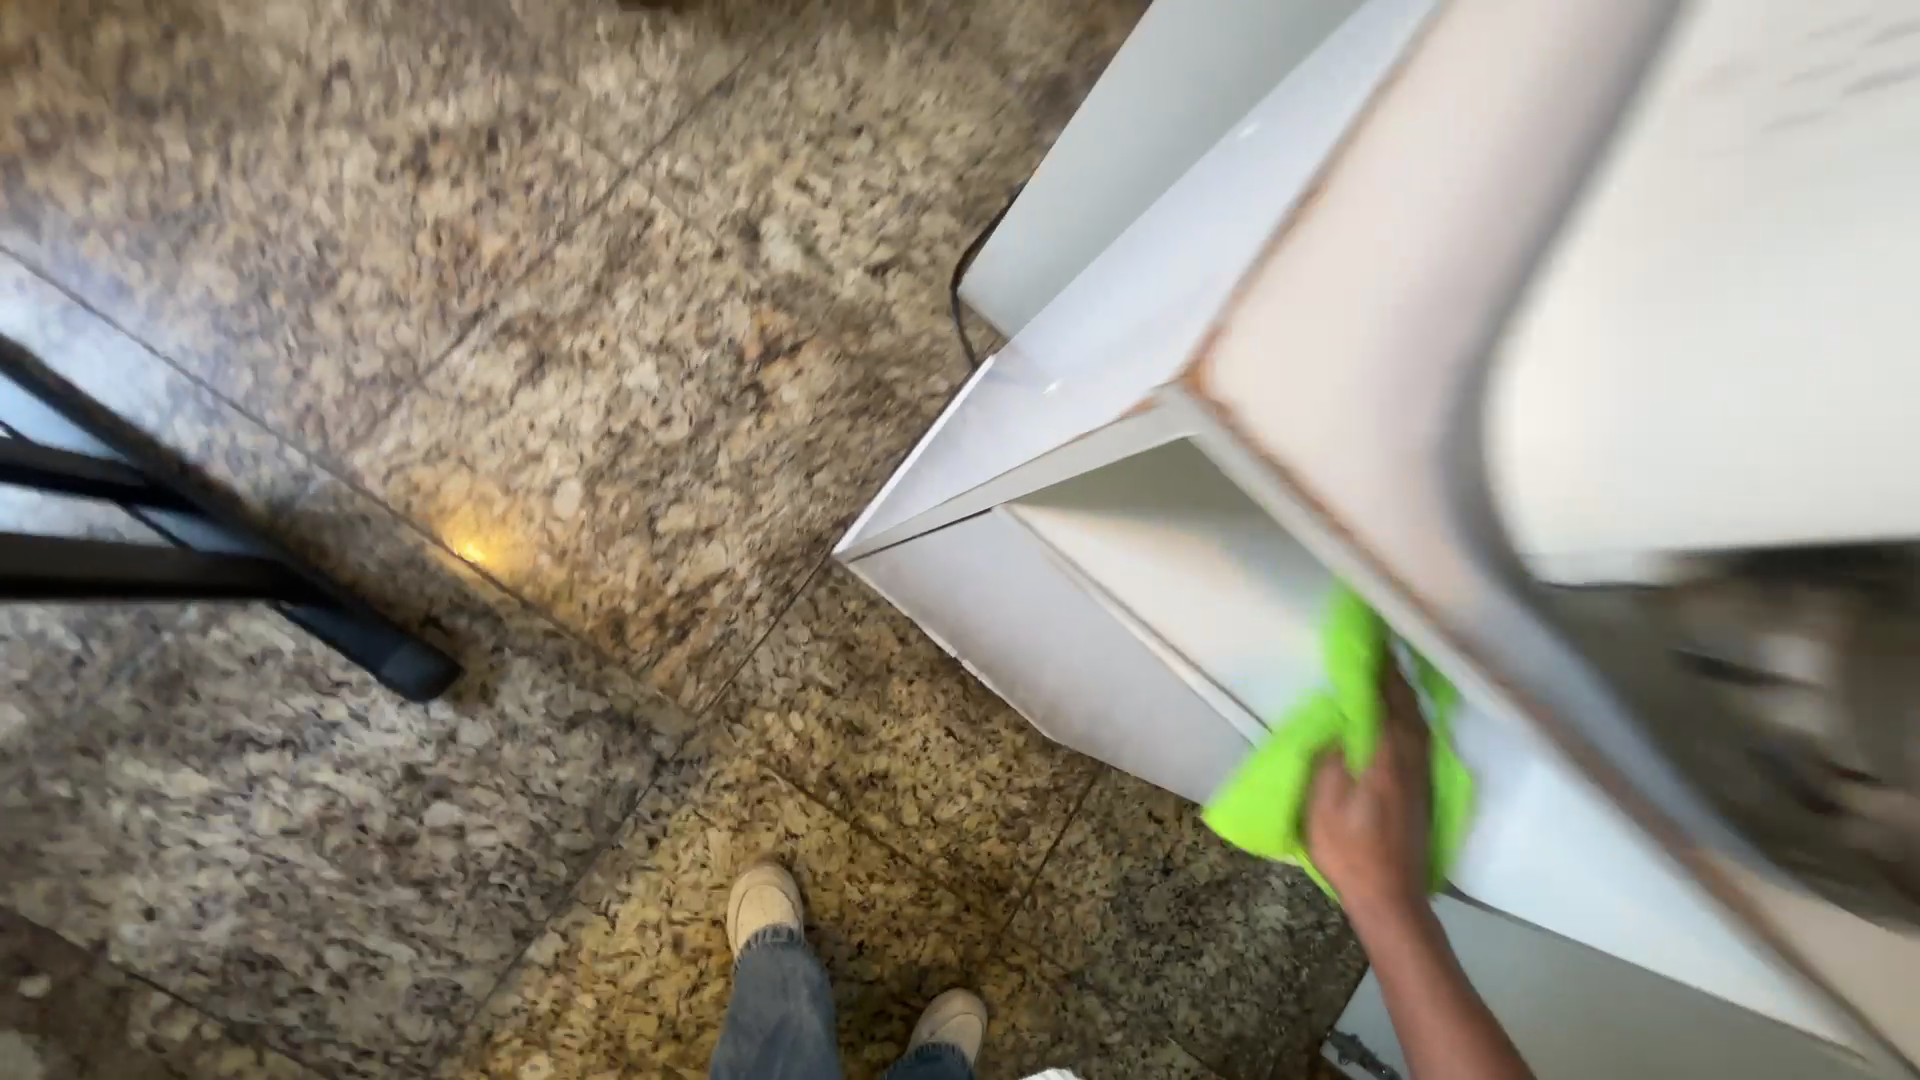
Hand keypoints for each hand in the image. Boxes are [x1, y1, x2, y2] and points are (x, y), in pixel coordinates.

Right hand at [1306, 655, 1432, 927]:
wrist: (1389, 897)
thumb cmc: (1348, 848)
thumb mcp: (1323, 801)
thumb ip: (1331, 758)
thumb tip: (1340, 727)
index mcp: (1386, 759)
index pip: (1386, 702)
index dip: (1379, 673)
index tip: (1371, 645)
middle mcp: (1412, 762)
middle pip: (1409, 709)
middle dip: (1396, 678)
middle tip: (1381, 652)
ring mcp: (1421, 778)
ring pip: (1419, 724)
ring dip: (1405, 696)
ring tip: (1389, 675)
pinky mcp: (1423, 791)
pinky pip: (1419, 739)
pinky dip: (1409, 716)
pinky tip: (1399, 716)